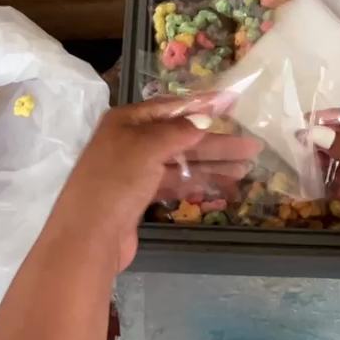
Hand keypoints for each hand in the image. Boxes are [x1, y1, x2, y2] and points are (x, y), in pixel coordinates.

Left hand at [48, 95, 261, 269]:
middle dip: (215, 141)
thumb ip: (179, 131)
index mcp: (126, 121)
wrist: (88, 236)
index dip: (202, 106)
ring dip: (212, 163)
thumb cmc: (116, 181)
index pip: (171, 108)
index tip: (232, 104)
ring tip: (245, 166)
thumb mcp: (148, 147)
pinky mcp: (138, 198)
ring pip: (180, 162)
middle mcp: (129, 142)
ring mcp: (134, 172)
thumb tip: (204, 118)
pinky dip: (197, 182)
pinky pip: (173, 182)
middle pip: (180, 137)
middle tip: (251, 146)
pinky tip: (222, 184)